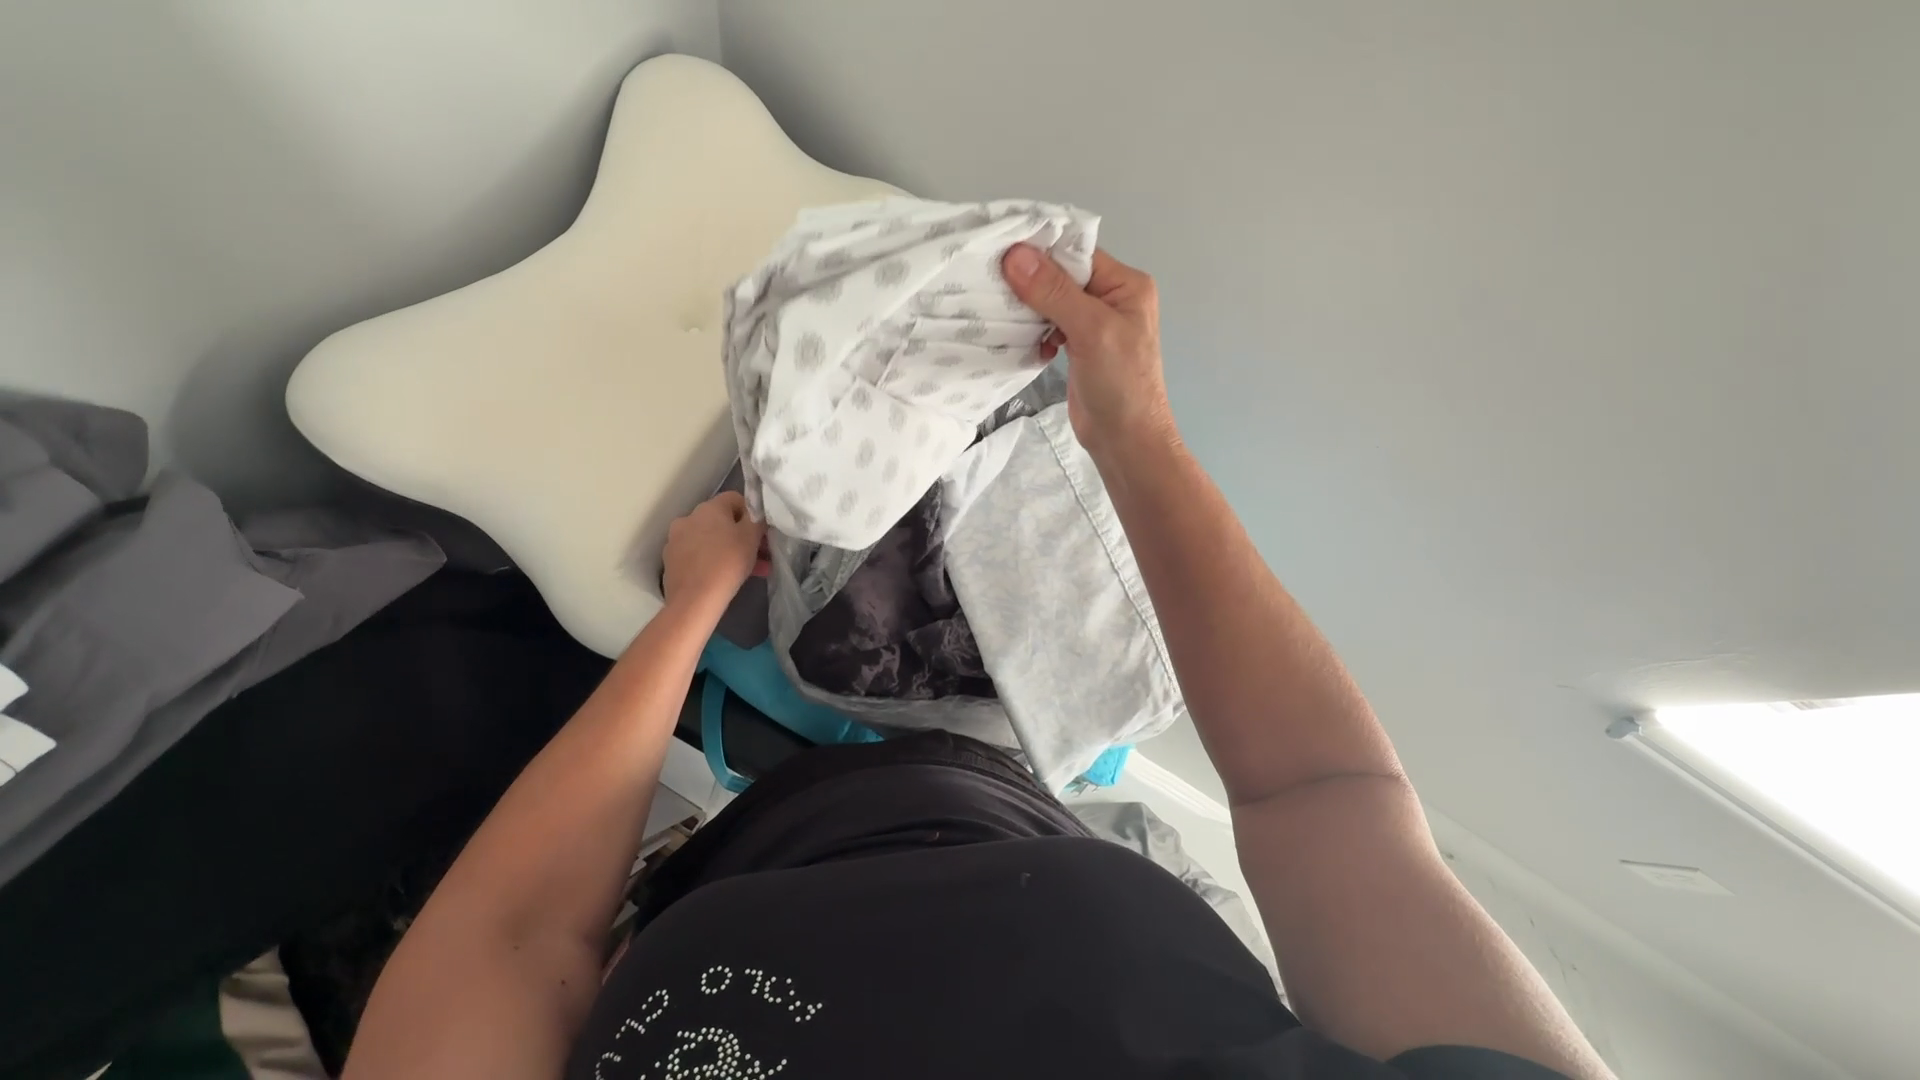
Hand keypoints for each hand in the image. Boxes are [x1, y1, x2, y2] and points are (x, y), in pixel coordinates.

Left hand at [662, 491, 766, 613]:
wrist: (695, 600)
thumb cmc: (728, 563)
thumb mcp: (752, 538)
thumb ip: (757, 519)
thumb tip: (756, 513)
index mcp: (709, 508)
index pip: (735, 499)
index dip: (752, 514)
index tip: (762, 533)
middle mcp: (688, 518)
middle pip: (722, 521)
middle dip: (742, 536)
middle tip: (760, 555)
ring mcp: (676, 540)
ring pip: (710, 540)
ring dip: (729, 550)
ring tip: (749, 571)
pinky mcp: (671, 560)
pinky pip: (697, 555)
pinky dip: (712, 561)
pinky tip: (724, 577)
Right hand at [1001, 244, 1175, 453]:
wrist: (1126, 441)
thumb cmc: (1120, 384)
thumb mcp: (1090, 331)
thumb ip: (1054, 292)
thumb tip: (1016, 255)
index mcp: (1126, 284)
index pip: (1078, 253)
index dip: (1042, 251)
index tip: (1002, 252)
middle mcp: (1111, 298)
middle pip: (1062, 276)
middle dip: (1031, 281)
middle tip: (994, 284)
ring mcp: (1094, 324)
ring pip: (1052, 302)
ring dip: (1030, 309)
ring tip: (1007, 316)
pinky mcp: (1079, 347)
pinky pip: (1050, 326)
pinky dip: (1036, 332)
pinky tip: (1030, 345)